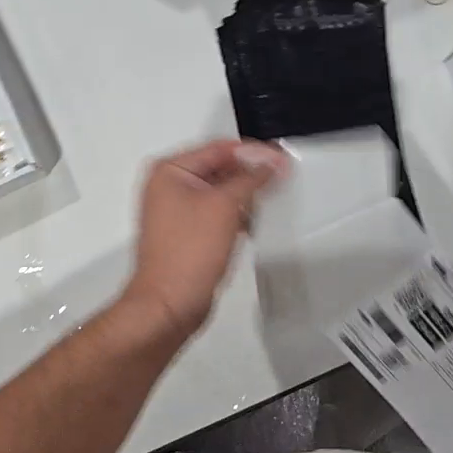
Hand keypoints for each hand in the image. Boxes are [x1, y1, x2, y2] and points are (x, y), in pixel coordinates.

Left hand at [118, 140, 288, 340]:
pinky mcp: (185, 233)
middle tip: (283, 178)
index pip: (219, 148)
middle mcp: (168, 185)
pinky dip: (234, 214)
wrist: (169, 304)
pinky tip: (253, 222)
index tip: (283, 159)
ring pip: (219, 191)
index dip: (253, 152)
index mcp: (170, 170)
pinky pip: (215, 212)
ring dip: (244, 195)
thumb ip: (251, 178)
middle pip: (218, 168)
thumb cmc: (192, 250)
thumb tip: (271, 161)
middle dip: (250, 174)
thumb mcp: (225, 205)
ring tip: (270, 201)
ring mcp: (175, 210)